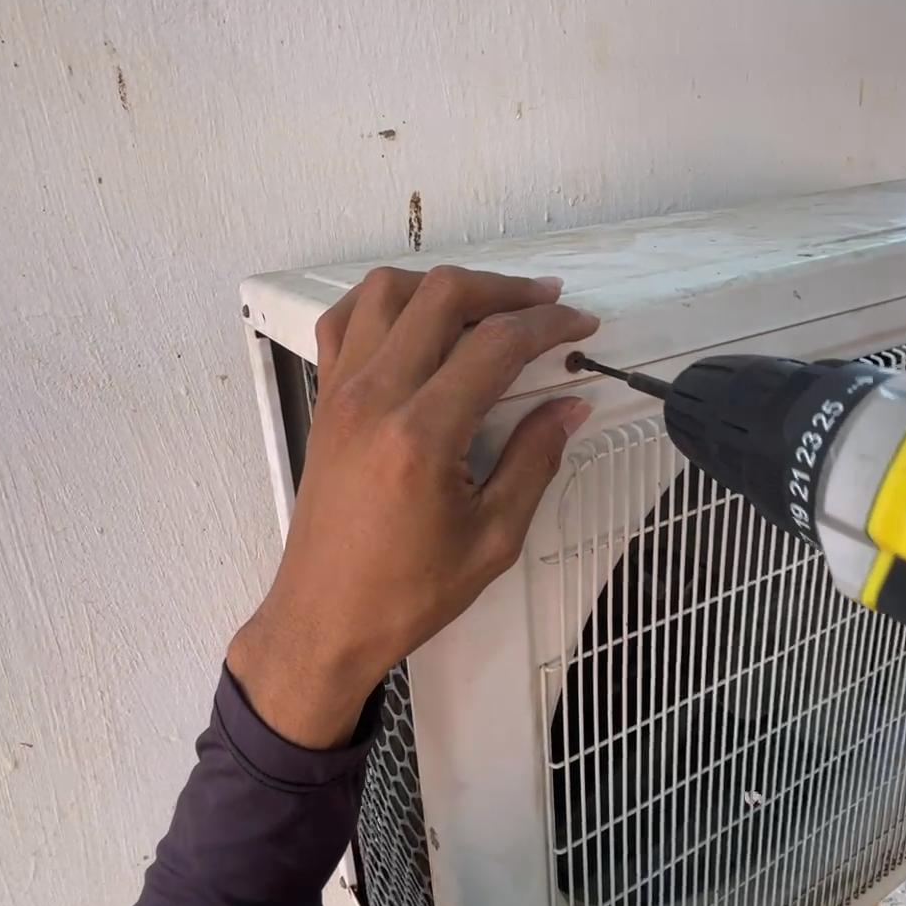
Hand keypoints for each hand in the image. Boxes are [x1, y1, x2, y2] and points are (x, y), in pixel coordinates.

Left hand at [228, 267, 598, 747]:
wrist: (324, 619)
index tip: (581, 326)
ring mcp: (340, 392)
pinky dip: (383, 302)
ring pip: (387, 291)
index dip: (548, 325)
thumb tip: (571, 406)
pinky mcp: (324, 400)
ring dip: (444, 286)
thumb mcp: (493, 538)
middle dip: (505, 288)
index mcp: (422, 434)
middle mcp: (375, 396)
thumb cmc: (408, 593)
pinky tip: (415, 320)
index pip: (495, 344)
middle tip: (546, 305)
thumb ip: (535, 460)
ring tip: (485, 308)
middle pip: (442, 295)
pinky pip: (345, 320)